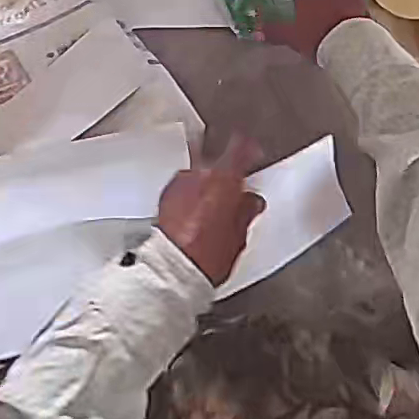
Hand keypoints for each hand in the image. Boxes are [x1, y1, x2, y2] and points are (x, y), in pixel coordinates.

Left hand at [156, 133, 265, 283]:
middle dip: (225, 174)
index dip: (249, 148)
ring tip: (210, 206)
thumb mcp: (239, 234)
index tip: (253, 151)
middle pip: (217, 161)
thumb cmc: (206, 255)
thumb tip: (250, 202)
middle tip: (232, 192)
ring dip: (205, 184)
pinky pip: (183, 186)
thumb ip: (246, 209)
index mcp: (225, 179)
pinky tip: (194, 211)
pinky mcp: (165, 194)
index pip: (241, 148)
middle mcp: (201, 174)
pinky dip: (190, 193)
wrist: (173, 271)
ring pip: (198, 174)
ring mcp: (181, 182)